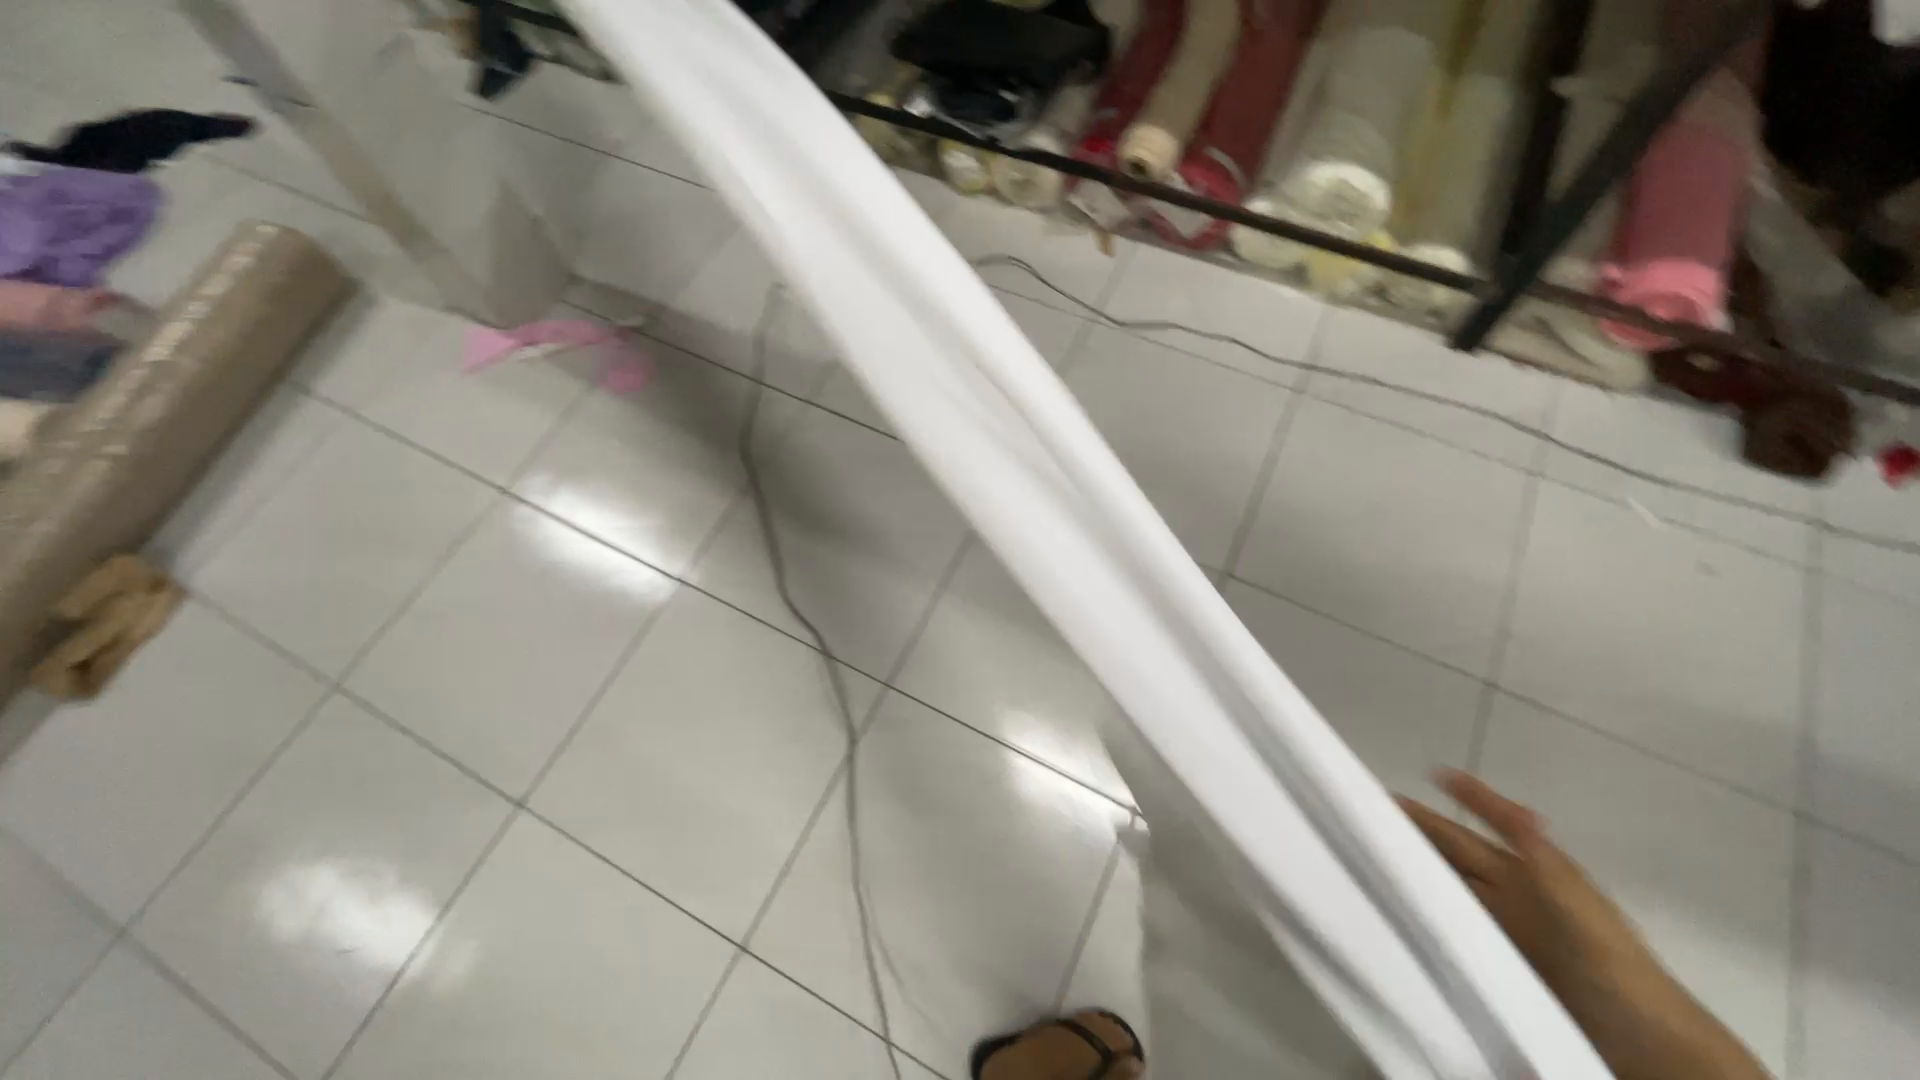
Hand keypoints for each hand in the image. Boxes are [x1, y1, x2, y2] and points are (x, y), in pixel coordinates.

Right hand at [1401, 770, 1771, 1079]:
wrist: (1643, 1049)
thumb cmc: (1614, 970)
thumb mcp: (1582, 912)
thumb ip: (1547, 866)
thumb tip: (1523, 812)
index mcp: (1538, 874)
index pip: (1497, 824)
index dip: (1471, 798)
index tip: (1435, 773)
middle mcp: (1516, 895)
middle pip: (1459, 853)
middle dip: (1420, 827)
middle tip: (1370, 809)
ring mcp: (1503, 930)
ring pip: (1448, 889)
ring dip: (1412, 870)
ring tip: (1366, 853)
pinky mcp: (1493, 964)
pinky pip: (1448, 931)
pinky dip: (1419, 916)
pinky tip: (1388, 912)